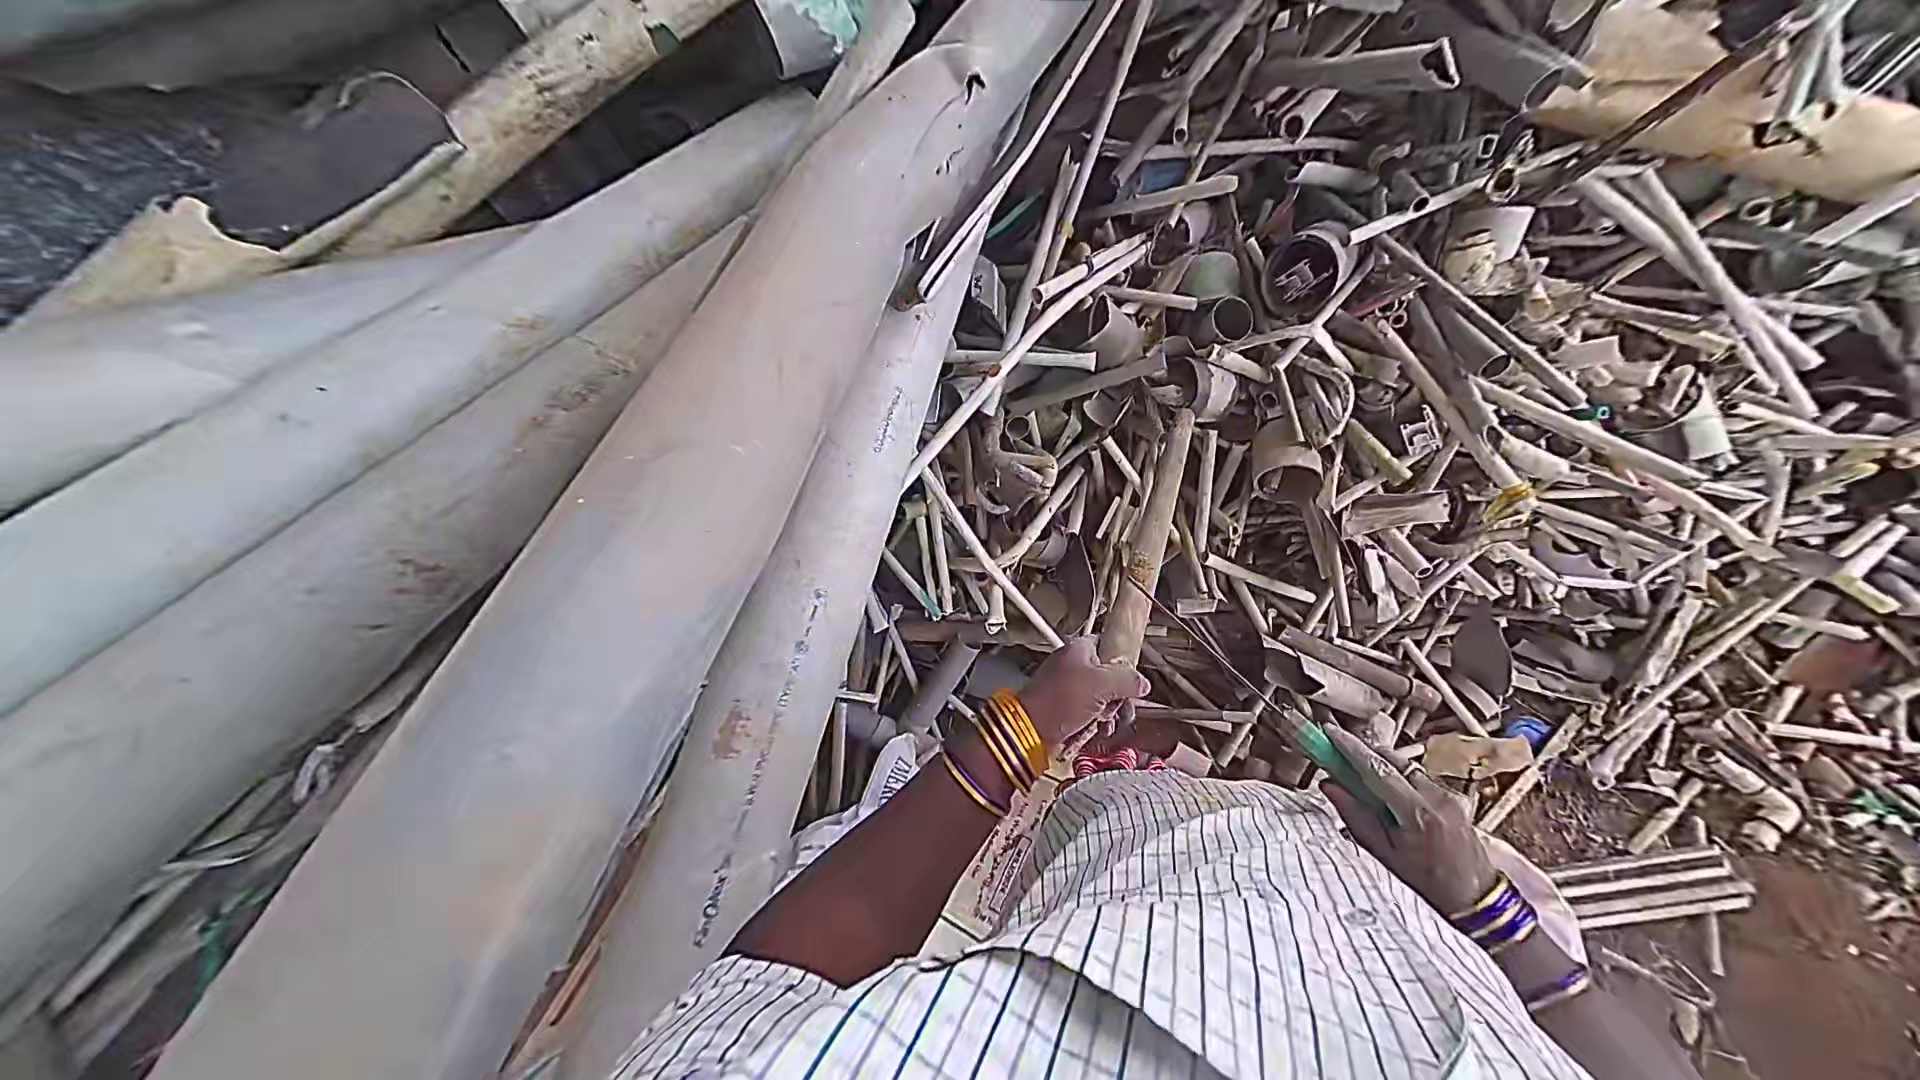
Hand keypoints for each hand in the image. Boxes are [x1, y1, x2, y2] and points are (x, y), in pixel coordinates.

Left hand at [1017, 636, 1149, 750]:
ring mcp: (1070, 687)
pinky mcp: (1067, 708)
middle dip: (1119, 694)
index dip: (1124, 660)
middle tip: (1121, 704)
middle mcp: (1075, 665)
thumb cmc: (1058, 700)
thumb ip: (1126, 680)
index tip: (1133, 675)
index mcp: (1080, 650)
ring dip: (1110, 711)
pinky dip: (1097, 721)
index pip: (1109, 644)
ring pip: (1103, 696)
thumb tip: (1142, 683)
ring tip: (1107, 720)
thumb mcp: (1100, 684)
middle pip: (1110, 675)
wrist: (1032, 729)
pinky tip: (1099, 728)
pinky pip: (1092, 712)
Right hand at [1319, 726, 1496, 915]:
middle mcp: (1437, 797)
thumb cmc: (1430, 881)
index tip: (1329, 733)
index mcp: (1417, 812)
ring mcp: (1449, 794)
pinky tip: (1388, 792)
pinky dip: (1397, 776)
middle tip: (1339, 755)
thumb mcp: (1383, 852)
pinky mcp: (1454, 796)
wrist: (1479, 899)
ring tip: (1362, 779)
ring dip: (1380, 764)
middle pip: (1391, 759)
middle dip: (1363, 752)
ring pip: (1404, 765)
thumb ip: (1354, 814)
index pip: (1376, 767)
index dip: (1349, 746)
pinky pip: (1418, 776)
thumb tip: (1328, 784)